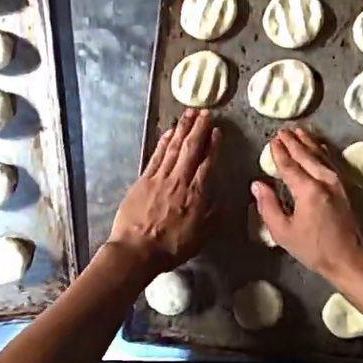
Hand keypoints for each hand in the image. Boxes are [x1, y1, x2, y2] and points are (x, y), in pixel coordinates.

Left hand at [106, 109, 219, 275]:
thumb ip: (214, 217)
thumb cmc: (171, 247)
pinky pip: (156, 157)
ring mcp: (160, 178)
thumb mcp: (201, 236)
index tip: (217, 131)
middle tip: (204, 112)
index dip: (213, 146)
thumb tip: (225, 202)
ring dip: (182, 129)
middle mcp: (180, 181)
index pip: (208, 163)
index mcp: (197, 194)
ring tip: (189, 114)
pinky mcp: (143, 181)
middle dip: (198, 128)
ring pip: (173, 148)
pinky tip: (168, 132)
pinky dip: (163, 143)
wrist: (137, 250)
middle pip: (191, 149)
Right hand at [252, 128, 362, 286]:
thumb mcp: (283, 232)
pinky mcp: (349, 187)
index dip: (279, 152)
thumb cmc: (315, 249)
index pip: (289, 165)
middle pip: (306, 155)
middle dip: (293, 142)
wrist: (353, 258)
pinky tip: (320, 148)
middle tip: (283, 131)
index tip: (271, 141)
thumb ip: (268, 206)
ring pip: (322, 155)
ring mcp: (340, 182)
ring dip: (309, 142)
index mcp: (307, 190)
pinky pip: (332, 161)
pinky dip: (323, 151)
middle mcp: (325, 180)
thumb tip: (258, 184)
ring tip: (300, 132)